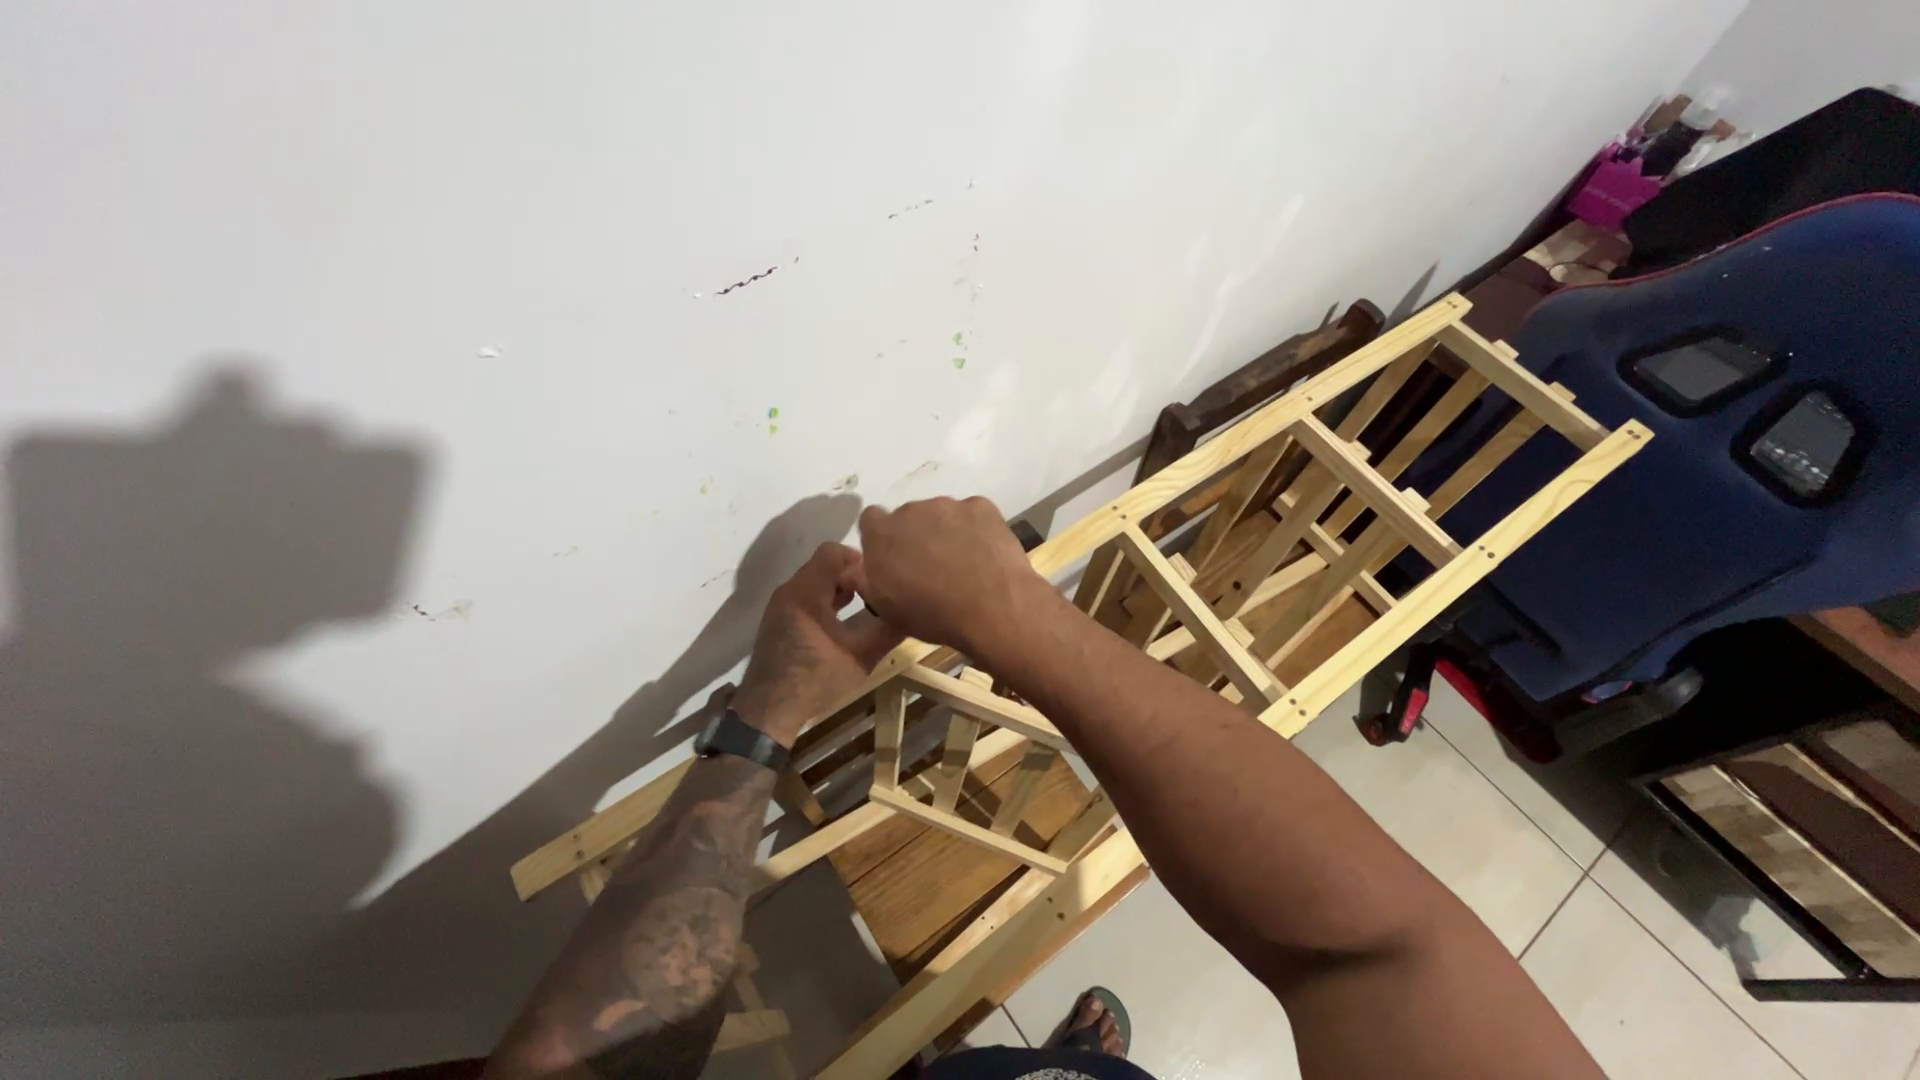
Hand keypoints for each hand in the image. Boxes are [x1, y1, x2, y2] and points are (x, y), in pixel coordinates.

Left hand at [731, 543, 902, 745]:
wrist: (769, 710)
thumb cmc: (815, 680)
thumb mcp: (860, 657)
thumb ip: (887, 630)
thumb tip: (913, 612)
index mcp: (806, 592)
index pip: (832, 551)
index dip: (859, 559)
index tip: (878, 580)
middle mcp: (789, 591)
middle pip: (824, 564)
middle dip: (851, 575)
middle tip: (876, 594)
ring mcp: (780, 605)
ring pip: (814, 580)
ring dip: (838, 588)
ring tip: (863, 607)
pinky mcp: (778, 619)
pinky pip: (804, 595)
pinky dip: (824, 600)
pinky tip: (841, 622)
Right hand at [851, 497, 1053, 656]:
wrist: (992, 608)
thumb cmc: (931, 614)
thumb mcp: (885, 607)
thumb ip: (863, 579)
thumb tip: (854, 566)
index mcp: (881, 532)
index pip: (871, 520)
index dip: (882, 539)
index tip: (895, 560)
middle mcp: (911, 510)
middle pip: (908, 517)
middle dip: (916, 536)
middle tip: (932, 567)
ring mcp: (948, 505)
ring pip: (941, 514)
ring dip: (945, 532)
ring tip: (963, 564)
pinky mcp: (981, 506)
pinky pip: (972, 514)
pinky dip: (975, 529)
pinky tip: (984, 555)